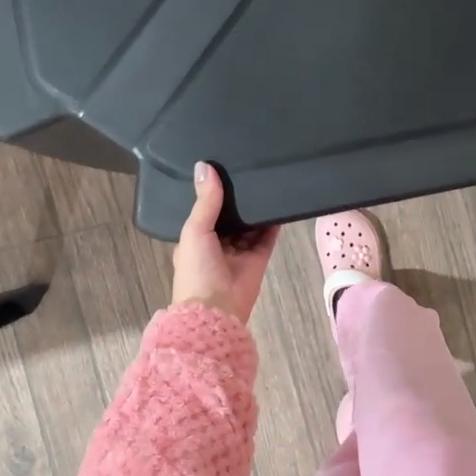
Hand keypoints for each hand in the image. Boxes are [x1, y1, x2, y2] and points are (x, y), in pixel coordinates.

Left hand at [172, 162, 278, 321]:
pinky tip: (280, 202)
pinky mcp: (259, 257)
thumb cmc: (197, 269)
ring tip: (266, 179)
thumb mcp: (195, 231)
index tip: (223, 166)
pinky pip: (268, 236)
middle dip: (237, 198)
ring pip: (249, 225)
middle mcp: (217, 243)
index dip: (212, 191)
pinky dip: (273, 222)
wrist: (217, 310)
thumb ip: (205, 201)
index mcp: (195, 238)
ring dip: (256, 208)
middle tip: (250, 167)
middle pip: (229, 216)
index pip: (204, 210)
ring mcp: (239, 251)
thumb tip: (205, 165)